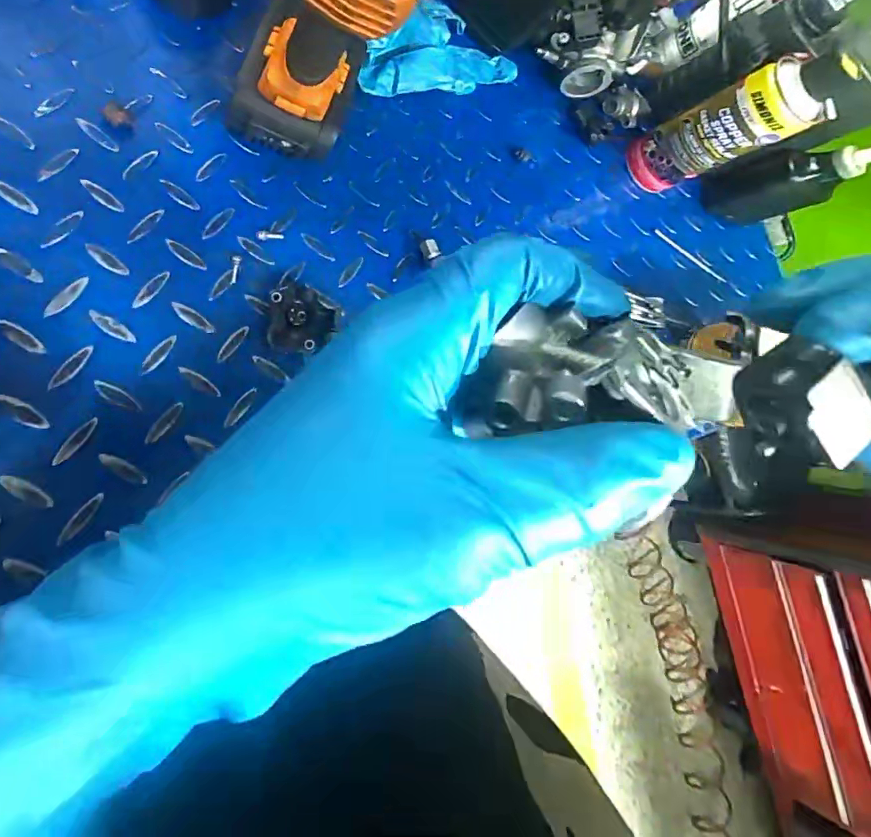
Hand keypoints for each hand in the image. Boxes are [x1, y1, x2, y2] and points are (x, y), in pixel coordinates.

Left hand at [0, 235, 693, 836]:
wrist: (202, 605)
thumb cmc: (330, 537)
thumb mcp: (469, 512)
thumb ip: (573, 480)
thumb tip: (668, 452)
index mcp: (407, 334)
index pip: (505, 264)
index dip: (578, 281)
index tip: (640, 340)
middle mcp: (389, 358)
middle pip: (497, 327)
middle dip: (573, 365)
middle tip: (640, 427)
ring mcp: (371, 412)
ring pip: (475, 393)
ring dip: (538, 423)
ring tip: (607, 475)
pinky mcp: (362, 464)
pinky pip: (447, 442)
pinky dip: (497, 462)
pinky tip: (537, 509)